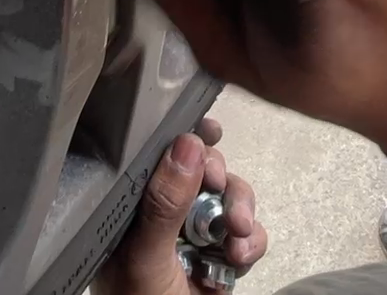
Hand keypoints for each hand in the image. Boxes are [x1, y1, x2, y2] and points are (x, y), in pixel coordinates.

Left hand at [94, 119, 266, 294]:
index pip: (158, 156)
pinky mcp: (223, 258)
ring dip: (240, 207)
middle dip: (218, 174)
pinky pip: (247, 232)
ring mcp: (196, 236)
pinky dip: (252, 239)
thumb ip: (164, 203)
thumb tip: (188, 141)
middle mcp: (165, 214)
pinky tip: (243, 257)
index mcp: (134, 207)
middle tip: (219, 185)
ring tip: (238, 233)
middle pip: (200, 168)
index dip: (184, 136)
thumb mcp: (147, 258)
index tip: (208, 128)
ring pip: (229, 195)